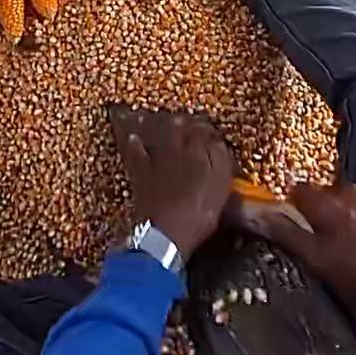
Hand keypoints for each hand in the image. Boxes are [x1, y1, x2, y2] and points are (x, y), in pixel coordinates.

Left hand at [116, 112, 233, 256]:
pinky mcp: (141, 171)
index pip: (205, 132)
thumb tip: (219, 144)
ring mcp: (156, 159)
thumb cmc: (198, 216)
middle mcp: (176, 150)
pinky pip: (136, 152)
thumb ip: (221, 164)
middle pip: (182, 128)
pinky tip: (134, 138)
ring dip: (170, 126)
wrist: (164, 233)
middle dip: (190, 123)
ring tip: (174, 121)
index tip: (214, 132)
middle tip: (195, 122)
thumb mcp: (219, 192)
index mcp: (197, 154)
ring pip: (163, 135)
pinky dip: (136, 144)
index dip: (209, 130)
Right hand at [247, 183, 355, 318]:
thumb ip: (286, 233)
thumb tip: (256, 213)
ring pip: (352, 196)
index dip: (298, 206)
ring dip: (352, 210)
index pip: (298, 191)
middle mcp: (348, 191)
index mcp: (324, 205)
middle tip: (336, 237)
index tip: (304, 222)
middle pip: (327, 193)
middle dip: (328, 210)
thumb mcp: (317, 262)